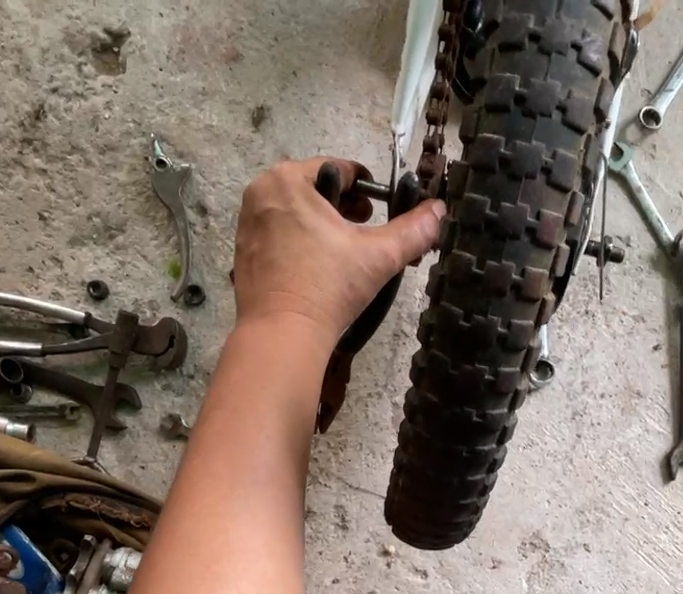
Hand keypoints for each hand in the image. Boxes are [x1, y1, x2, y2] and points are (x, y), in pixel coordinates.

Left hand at [232, 158, 444, 342]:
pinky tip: (319, 270)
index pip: (340, 170)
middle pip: (316, 190)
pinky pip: (280, 236)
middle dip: (344, 209)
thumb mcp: (379, 256)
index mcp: (288, 180)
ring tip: (345, 255)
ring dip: (324, 226)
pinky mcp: (243, 253)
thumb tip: (439, 211)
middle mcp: (261, 193)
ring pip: (297, 213)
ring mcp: (248, 224)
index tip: (381, 212)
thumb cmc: (328, 288)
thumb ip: (413, 231)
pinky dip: (301, 244)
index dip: (368, 189)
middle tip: (366, 234)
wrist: (282, 334)